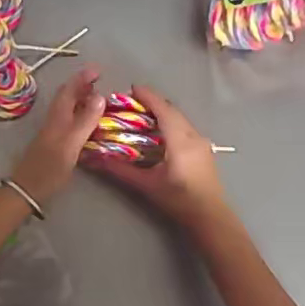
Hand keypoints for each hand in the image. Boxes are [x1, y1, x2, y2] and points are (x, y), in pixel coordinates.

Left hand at [8, 65, 104, 204]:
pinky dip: (80, 116)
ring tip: (98, 99)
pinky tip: (89, 124)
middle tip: (99, 82)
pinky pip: (69, 121)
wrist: (28, 189)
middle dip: (82, 86)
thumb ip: (86, 120)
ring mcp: (53, 132)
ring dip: (81, 100)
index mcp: (58, 116)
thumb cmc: (49, 168)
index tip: (98, 69)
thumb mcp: (71, 144)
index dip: (82, 77)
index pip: (70, 89)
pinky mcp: (54, 143)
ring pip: (68, 109)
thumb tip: (100, 96)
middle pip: (67, 97)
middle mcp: (54, 120)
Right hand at [85, 84, 231, 229]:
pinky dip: (171, 123)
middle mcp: (193, 135)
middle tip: (132, 104)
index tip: (131, 88)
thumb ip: (120, 170)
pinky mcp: (204, 151)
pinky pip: (185, 128)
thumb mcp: (146, 185)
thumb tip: (94, 160)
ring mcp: (202, 142)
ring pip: (180, 119)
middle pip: (172, 111)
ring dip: (163, 113)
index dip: (148, 96)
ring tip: (143, 116)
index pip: (163, 109)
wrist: (209, 216)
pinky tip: (160, 133)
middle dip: (153, 103)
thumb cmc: (178, 199)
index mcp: (180, 139)